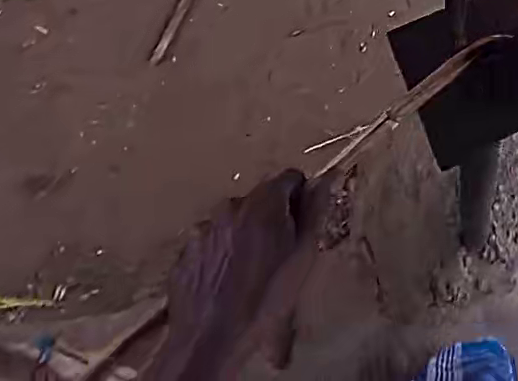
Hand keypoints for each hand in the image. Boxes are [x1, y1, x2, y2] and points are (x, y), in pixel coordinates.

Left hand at [149, 170, 328, 380]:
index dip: (300, 199)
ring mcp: (206, 225)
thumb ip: (316, 210)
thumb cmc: (266, 300)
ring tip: (250, 272)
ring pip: (235, 219)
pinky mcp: (187, 248)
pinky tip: (225, 280)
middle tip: (278, 254)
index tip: (301, 225)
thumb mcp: (303, 256)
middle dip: (272, 218)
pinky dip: (221, 252)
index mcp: (265, 200)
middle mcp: (233, 204)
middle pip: (261, 198)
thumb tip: (330, 177)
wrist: (211, 341)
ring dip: (245, 235)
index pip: (290, 178)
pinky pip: (211, 240)